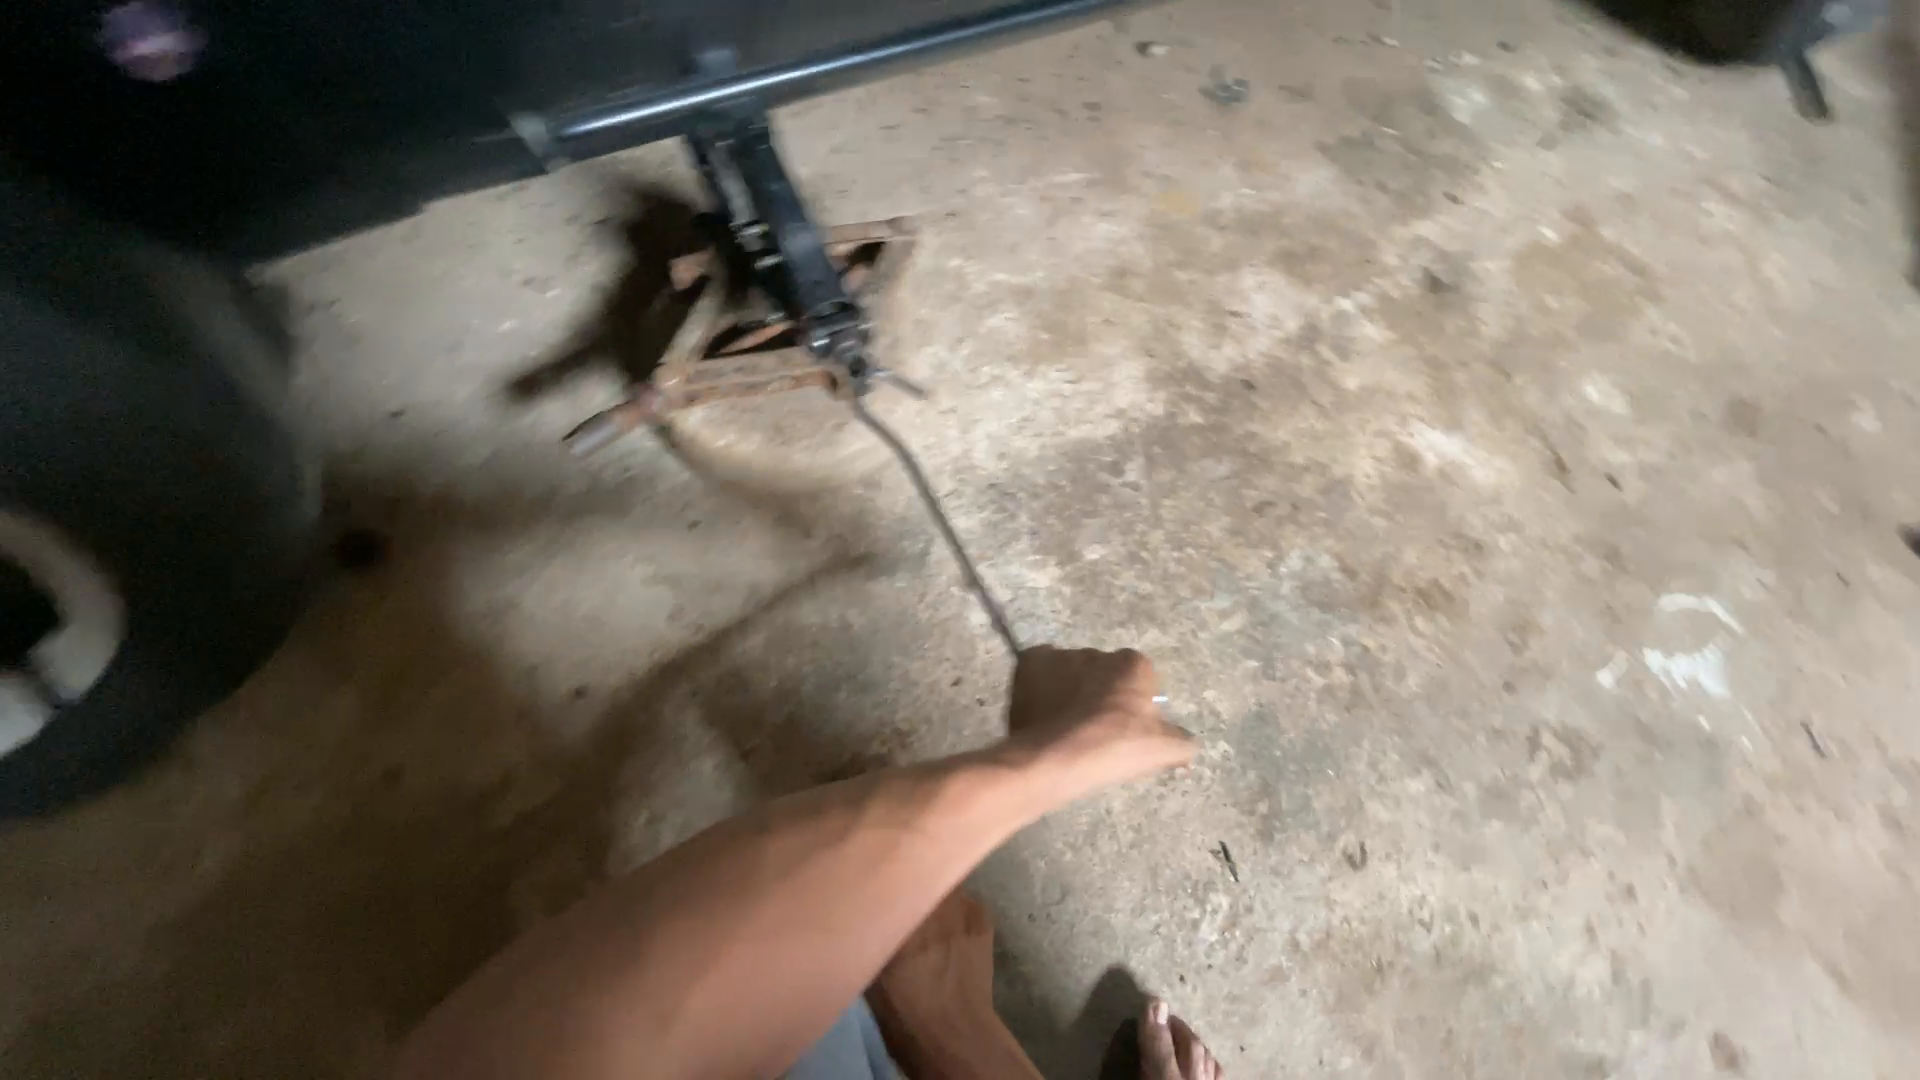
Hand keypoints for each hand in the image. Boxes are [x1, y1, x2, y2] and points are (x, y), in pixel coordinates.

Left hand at [1006, 646, 1193, 778]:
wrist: (1057, 756)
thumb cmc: (1115, 748)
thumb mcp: (1163, 751)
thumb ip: (1183, 742)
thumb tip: (1186, 743)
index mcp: (1132, 664)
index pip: (1139, 678)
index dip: (1133, 703)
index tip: (1125, 729)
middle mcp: (1096, 652)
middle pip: (1103, 674)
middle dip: (1100, 694)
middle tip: (1094, 729)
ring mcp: (1060, 655)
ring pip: (1070, 672)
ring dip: (1070, 690)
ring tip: (1065, 725)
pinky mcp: (1029, 663)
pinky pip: (1039, 672)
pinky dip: (1041, 687)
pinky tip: (1042, 713)